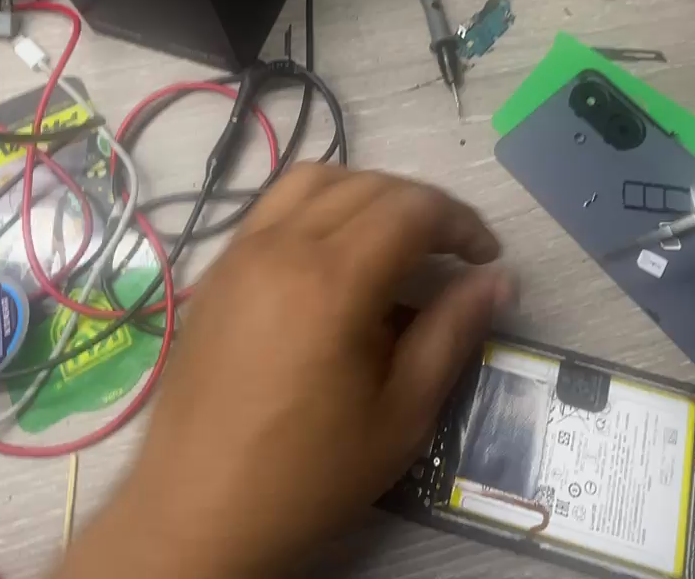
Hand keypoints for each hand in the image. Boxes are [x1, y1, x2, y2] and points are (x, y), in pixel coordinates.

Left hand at [61, 164, 512, 578]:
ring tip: (395, 236)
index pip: (413, 210)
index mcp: (332, 281)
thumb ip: (453, 332)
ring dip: (370, 192)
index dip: (461, 222)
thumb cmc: (308, 475)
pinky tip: (334, 248)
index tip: (485, 257)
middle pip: (371, 186)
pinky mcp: (217, 267)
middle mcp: (282, 245)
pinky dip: (319, 202)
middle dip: (424, 207)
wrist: (196, 514)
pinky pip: (275, 203)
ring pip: (318, 179)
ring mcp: (242, 250)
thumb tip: (499, 279)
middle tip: (451, 252)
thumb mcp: (402, 413)